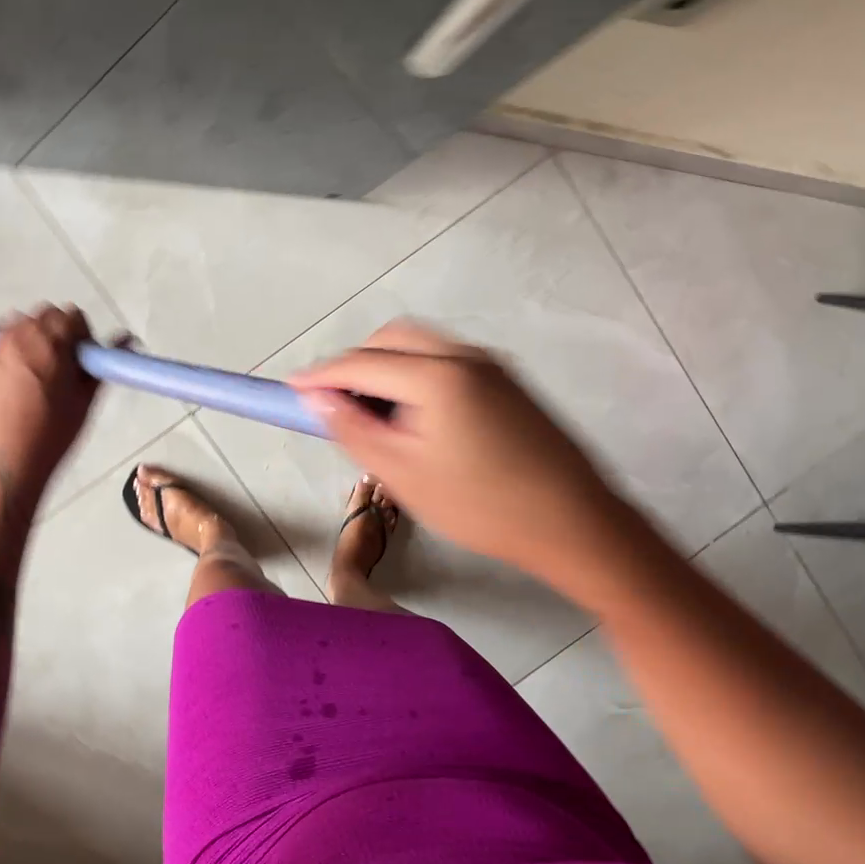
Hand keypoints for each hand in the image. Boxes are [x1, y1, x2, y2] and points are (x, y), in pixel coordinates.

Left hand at [0, 305, 104, 496]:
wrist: (12, 457)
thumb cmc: (55, 431)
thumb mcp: (86, 399)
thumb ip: (103, 364)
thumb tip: (127, 340)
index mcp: (52, 342)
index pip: (73, 316)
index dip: (82, 334)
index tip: (83, 358)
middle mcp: (23, 335)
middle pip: (46, 314)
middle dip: (58, 331)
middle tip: (64, 363)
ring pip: (21, 322)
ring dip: (34, 334)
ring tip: (40, 366)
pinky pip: (1, 337)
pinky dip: (13, 343)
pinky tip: (19, 372)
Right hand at [289, 320, 651, 591]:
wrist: (574, 523)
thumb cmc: (482, 507)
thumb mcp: (403, 475)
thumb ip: (353, 430)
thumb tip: (318, 399)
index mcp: (437, 374)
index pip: (361, 362)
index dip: (320, 375)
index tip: (290, 389)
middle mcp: (465, 355)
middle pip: (391, 340)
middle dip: (355, 365)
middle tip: (333, 404)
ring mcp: (493, 365)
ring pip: (421, 347)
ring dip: (386, 368)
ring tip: (371, 415)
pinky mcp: (509, 382)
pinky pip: (447, 361)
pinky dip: (417, 375)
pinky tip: (415, 418)